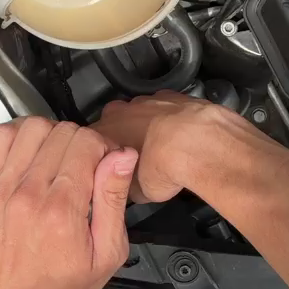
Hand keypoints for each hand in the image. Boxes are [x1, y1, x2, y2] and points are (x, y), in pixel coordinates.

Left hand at [0, 117, 136, 288]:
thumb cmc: (60, 286)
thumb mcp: (108, 253)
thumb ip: (114, 199)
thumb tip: (123, 157)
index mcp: (63, 210)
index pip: (87, 143)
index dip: (105, 147)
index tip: (106, 163)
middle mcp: (29, 194)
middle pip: (62, 132)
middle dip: (82, 141)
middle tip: (86, 164)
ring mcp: (2, 189)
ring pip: (32, 128)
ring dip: (53, 135)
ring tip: (60, 157)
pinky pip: (0, 138)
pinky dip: (21, 135)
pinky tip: (33, 152)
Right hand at [93, 92, 264, 202]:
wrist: (197, 146)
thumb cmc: (163, 165)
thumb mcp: (136, 192)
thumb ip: (125, 185)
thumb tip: (129, 190)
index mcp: (106, 131)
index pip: (92, 141)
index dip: (102, 154)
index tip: (109, 165)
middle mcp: (124, 112)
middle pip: (116, 121)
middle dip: (124, 135)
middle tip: (137, 156)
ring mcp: (150, 101)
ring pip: (143, 111)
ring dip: (149, 126)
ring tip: (162, 147)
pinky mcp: (176, 97)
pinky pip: (169, 107)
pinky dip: (174, 119)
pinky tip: (182, 136)